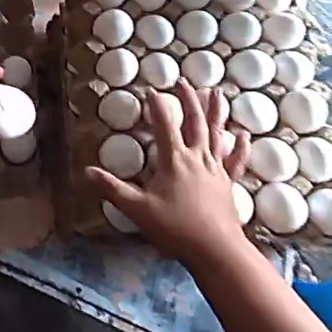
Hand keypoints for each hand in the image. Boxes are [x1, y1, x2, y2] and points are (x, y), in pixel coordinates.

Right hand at [85, 82, 253, 267]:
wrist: (216, 249)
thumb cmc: (175, 228)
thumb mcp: (137, 209)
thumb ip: (112, 189)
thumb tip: (87, 172)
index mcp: (174, 159)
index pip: (164, 124)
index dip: (156, 105)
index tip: (151, 90)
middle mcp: (197, 157)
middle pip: (194, 120)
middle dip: (188, 99)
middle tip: (183, 82)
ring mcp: (216, 168)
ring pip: (217, 133)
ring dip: (216, 112)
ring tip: (217, 93)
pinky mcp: (228, 182)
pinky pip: (236, 159)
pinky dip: (240, 145)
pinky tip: (244, 134)